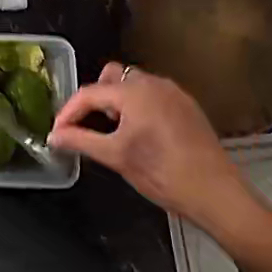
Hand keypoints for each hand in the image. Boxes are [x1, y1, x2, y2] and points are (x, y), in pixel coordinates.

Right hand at [49, 63, 254, 230]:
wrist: (216, 193)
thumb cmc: (163, 174)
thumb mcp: (116, 157)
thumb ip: (81, 141)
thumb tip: (54, 136)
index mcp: (134, 91)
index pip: (90, 92)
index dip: (69, 112)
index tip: (57, 132)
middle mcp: (154, 83)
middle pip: (112, 77)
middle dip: (95, 98)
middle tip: (87, 126)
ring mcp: (174, 92)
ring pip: (134, 85)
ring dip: (117, 101)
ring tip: (112, 131)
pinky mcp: (187, 106)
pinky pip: (153, 95)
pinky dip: (139, 107)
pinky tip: (140, 134)